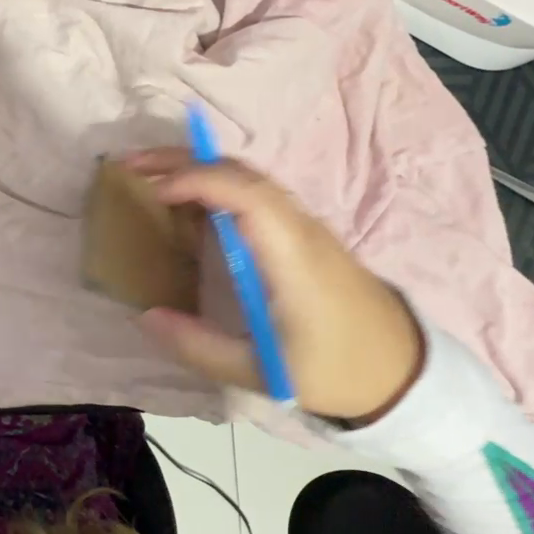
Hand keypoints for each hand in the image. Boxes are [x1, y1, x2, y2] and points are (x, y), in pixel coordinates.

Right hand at [121, 149, 424, 423]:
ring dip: (197, 168)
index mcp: (293, 258)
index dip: (197, 181)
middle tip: (129, 166)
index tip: (154, 192)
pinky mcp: (306, 235)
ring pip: (249, 177)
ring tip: (148, 178)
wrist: (404, 373)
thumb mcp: (261, 372)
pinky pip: (256, 193)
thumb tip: (145, 315)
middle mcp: (301, 230)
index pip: (246, 194)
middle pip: (242, 172)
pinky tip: (188, 202)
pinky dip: (214, 184)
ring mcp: (307, 228)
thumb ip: (199, 346)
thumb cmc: (334, 371)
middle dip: (183, 160)